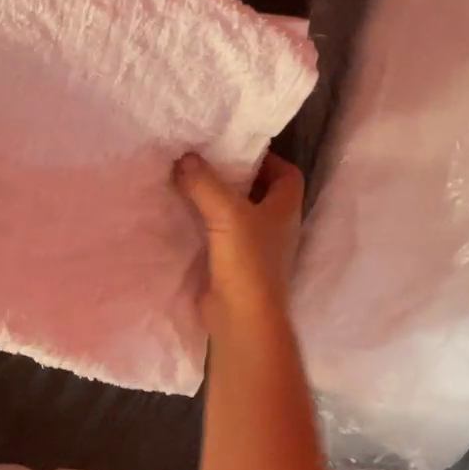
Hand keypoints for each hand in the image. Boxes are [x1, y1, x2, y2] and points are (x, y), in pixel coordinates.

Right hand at [174, 152, 303, 318]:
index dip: (266, 159)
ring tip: (188, 190)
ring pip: (238, 219)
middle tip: (203, 167)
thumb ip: (205, 184)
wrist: (241, 318)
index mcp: (285, 209)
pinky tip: (182, 224)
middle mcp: (276, 228)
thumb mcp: (226, 214)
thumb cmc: (247, 262)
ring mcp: (256, 251)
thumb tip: (185, 158)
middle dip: (235, 181)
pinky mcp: (234, 270)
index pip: (286, 174)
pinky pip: (220, 241)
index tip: (236, 151)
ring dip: (217, 206)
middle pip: (259, 195)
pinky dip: (205, 231)